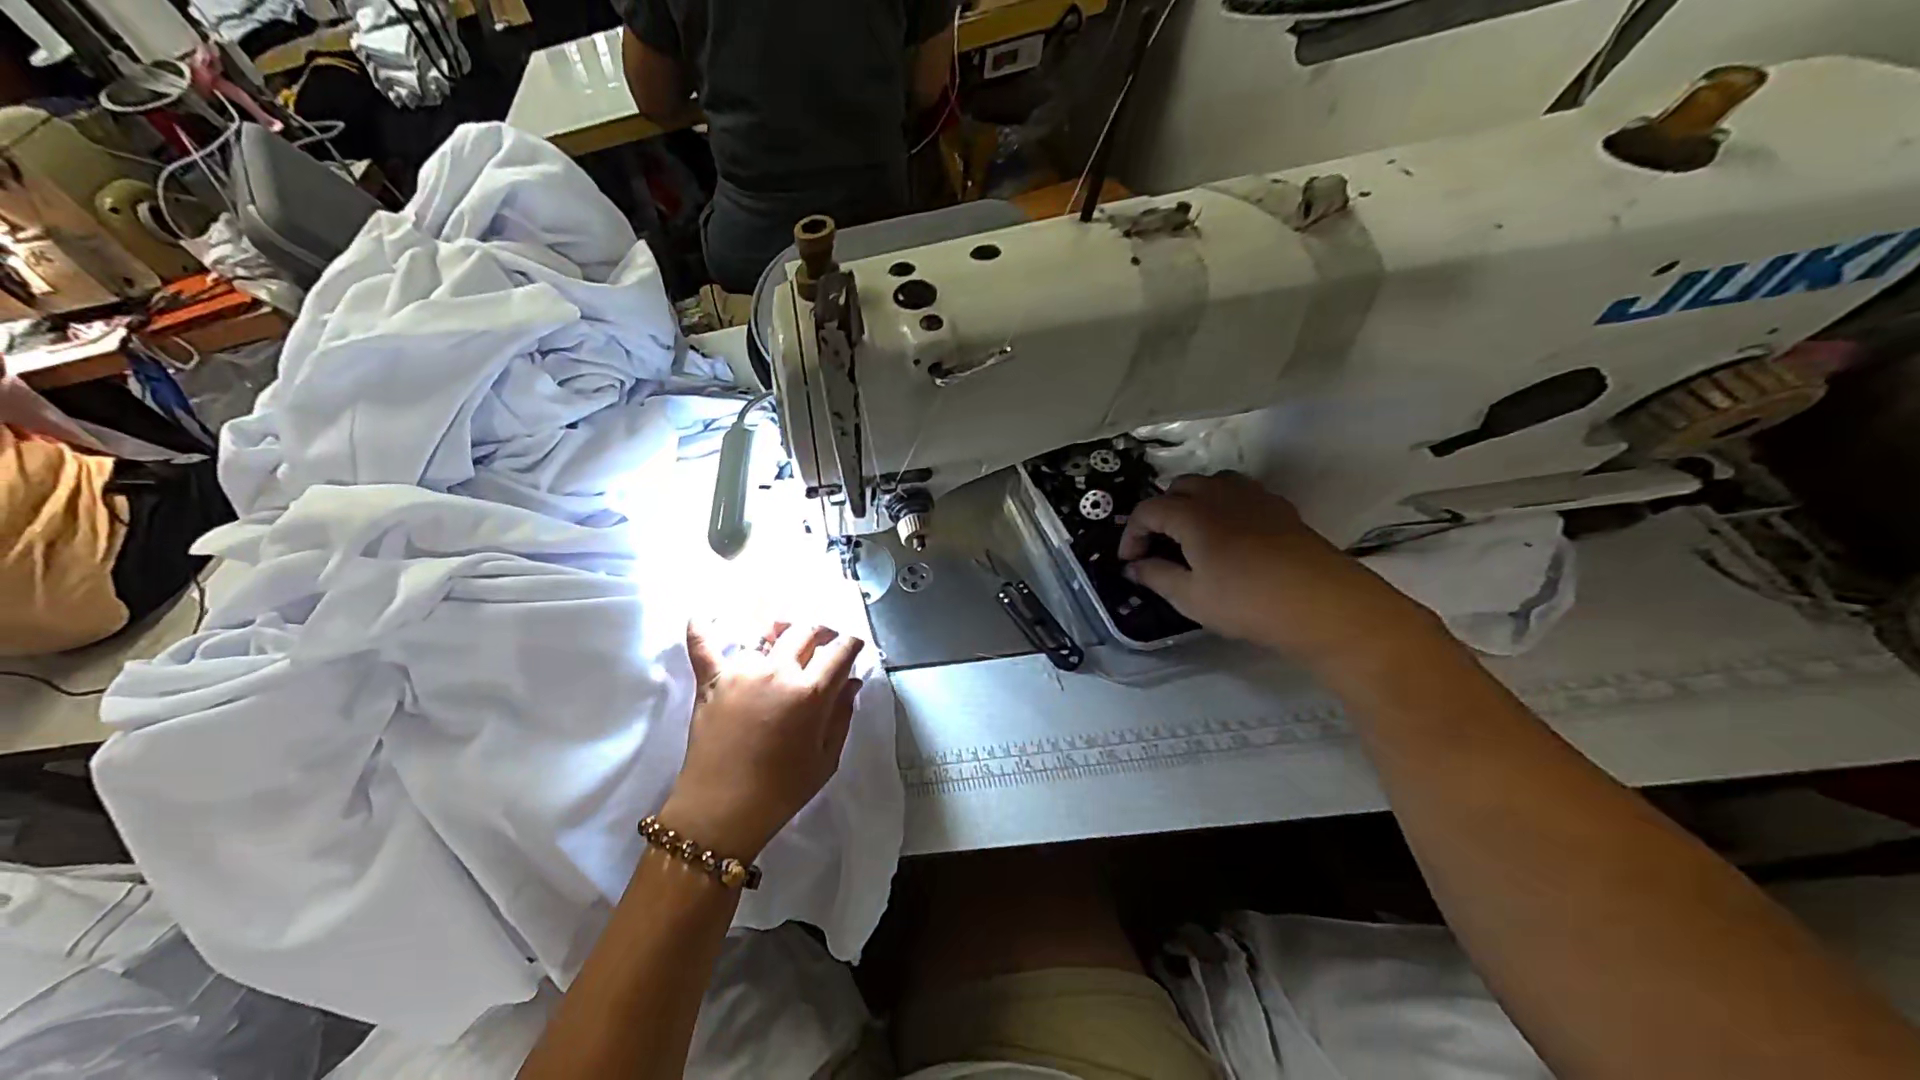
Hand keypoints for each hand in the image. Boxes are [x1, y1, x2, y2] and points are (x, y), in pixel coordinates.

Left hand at [660, 621, 865, 860]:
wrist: (722, 811)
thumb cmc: (782, 791)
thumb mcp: (826, 759)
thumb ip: (842, 715)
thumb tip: (852, 683)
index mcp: (811, 693)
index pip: (840, 651)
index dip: (852, 643)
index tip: (853, 645)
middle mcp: (778, 672)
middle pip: (805, 631)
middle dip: (821, 631)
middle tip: (824, 640)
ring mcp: (742, 672)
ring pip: (765, 631)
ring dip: (779, 627)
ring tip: (783, 632)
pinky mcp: (711, 680)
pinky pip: (703, 644)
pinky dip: (702, 626)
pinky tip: (704, 613)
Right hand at [1119, 473, 1438, 665]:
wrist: (1325, 605)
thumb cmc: (1248, 602)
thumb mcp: (1191, 598)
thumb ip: (1155, 576)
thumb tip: (1133, 567)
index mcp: (1193, 513)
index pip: (1148, 510)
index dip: (1132, 534)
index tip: (1130, 562)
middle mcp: (1221, 494)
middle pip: (1179, 487)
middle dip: (1160, 512)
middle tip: (1157, 546)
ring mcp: (1255, 497)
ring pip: (1212, 483)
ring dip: (1193, 502)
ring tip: (1191, 535)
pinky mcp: (1281, 508)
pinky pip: (1241, 494)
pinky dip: (1223, 506)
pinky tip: (1230, 536)